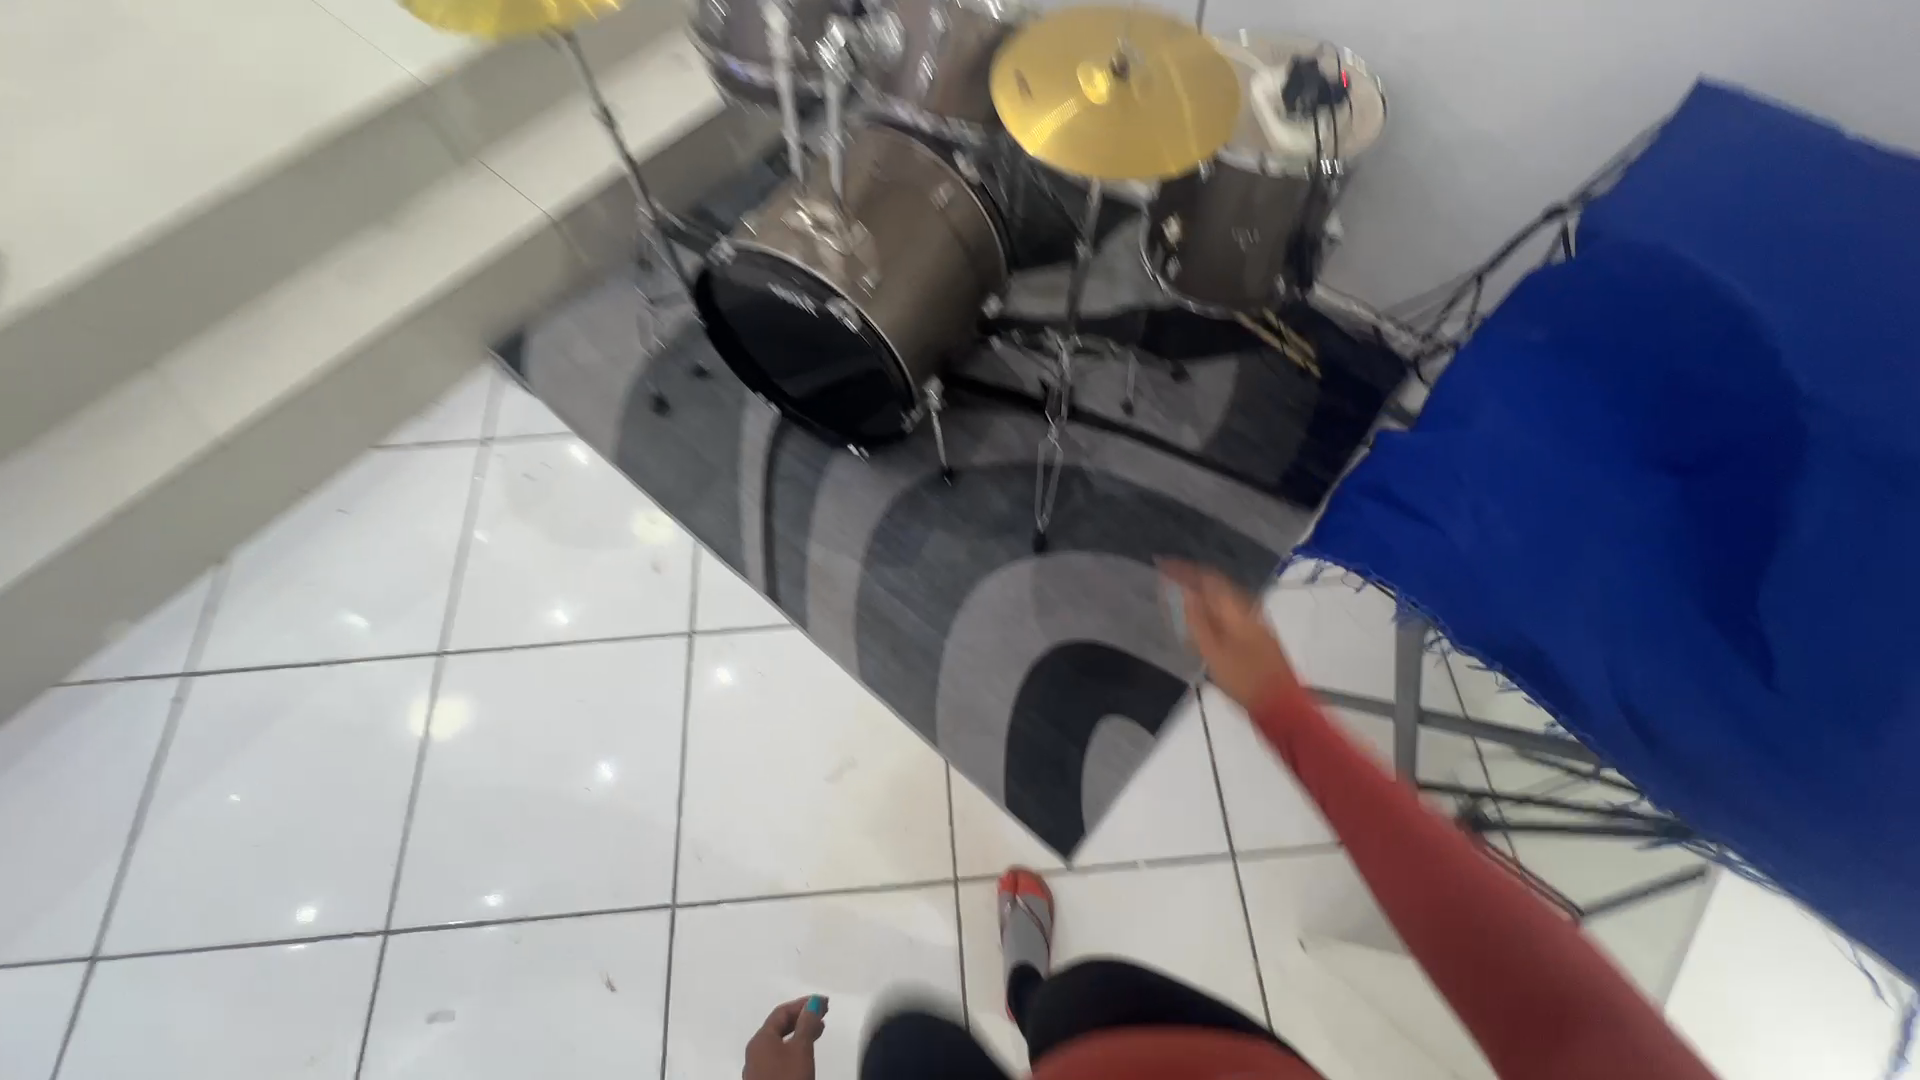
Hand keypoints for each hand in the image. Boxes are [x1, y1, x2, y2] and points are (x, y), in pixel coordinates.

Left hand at [744, 996, 826, 1079]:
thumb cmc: (788, 1078)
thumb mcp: (801, 1049)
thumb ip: (807, 1023)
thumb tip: (813, 1002)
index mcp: (760, 1039)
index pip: (781, 1012)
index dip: (803, 1004)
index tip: (823, 1002)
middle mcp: (755, 1052)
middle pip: (779, 1027)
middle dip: (802, 1017)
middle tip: (823, 1013)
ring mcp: (757, 1070)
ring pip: (779, 1043)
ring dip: (799, 1033)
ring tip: (818, 1031)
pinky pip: (779, 1057)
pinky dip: (794, 1049)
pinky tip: (804, 1054)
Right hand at [1159, 559, 1298, 711]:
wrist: (1282, 704)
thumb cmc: (1243, 680)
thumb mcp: (1213, 652)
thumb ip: (1197, 620)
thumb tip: (1185, 592)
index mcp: (1236, 610)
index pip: (1208, 578)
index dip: (1184, 570)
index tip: (1163, 564)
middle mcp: (1249, 609)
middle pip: (1219, 584)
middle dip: (1194, 578)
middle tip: (1170, 577)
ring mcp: (1257, 622)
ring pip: (1226, 597)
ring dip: (1204, 592)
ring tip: (1183, 594)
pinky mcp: (1260, 635)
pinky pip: (1232, 610)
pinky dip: (1214, 607)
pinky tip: (1205, 618)